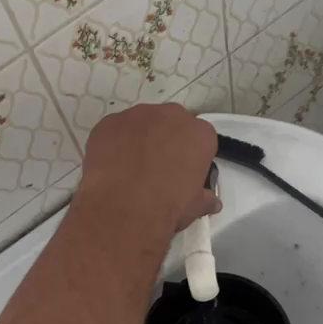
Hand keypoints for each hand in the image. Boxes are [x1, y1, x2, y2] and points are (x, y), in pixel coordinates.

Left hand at [76, 104, 218, 233]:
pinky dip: (114, 143)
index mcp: (199, 134)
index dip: (192, 155)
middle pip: (171, 124)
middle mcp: (171, 116)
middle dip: (167, 141)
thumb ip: (206, 198)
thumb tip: (213, 202)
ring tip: (132, 168)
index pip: (200, 139)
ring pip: (142, 124)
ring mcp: (137, 115)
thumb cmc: (168, 205)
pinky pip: (115, 130)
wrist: (123, 208)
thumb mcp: (196, 206)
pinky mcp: (109, 122)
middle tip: (158, 168)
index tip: (184, 172)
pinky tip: (112, 166)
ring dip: (140, 140)